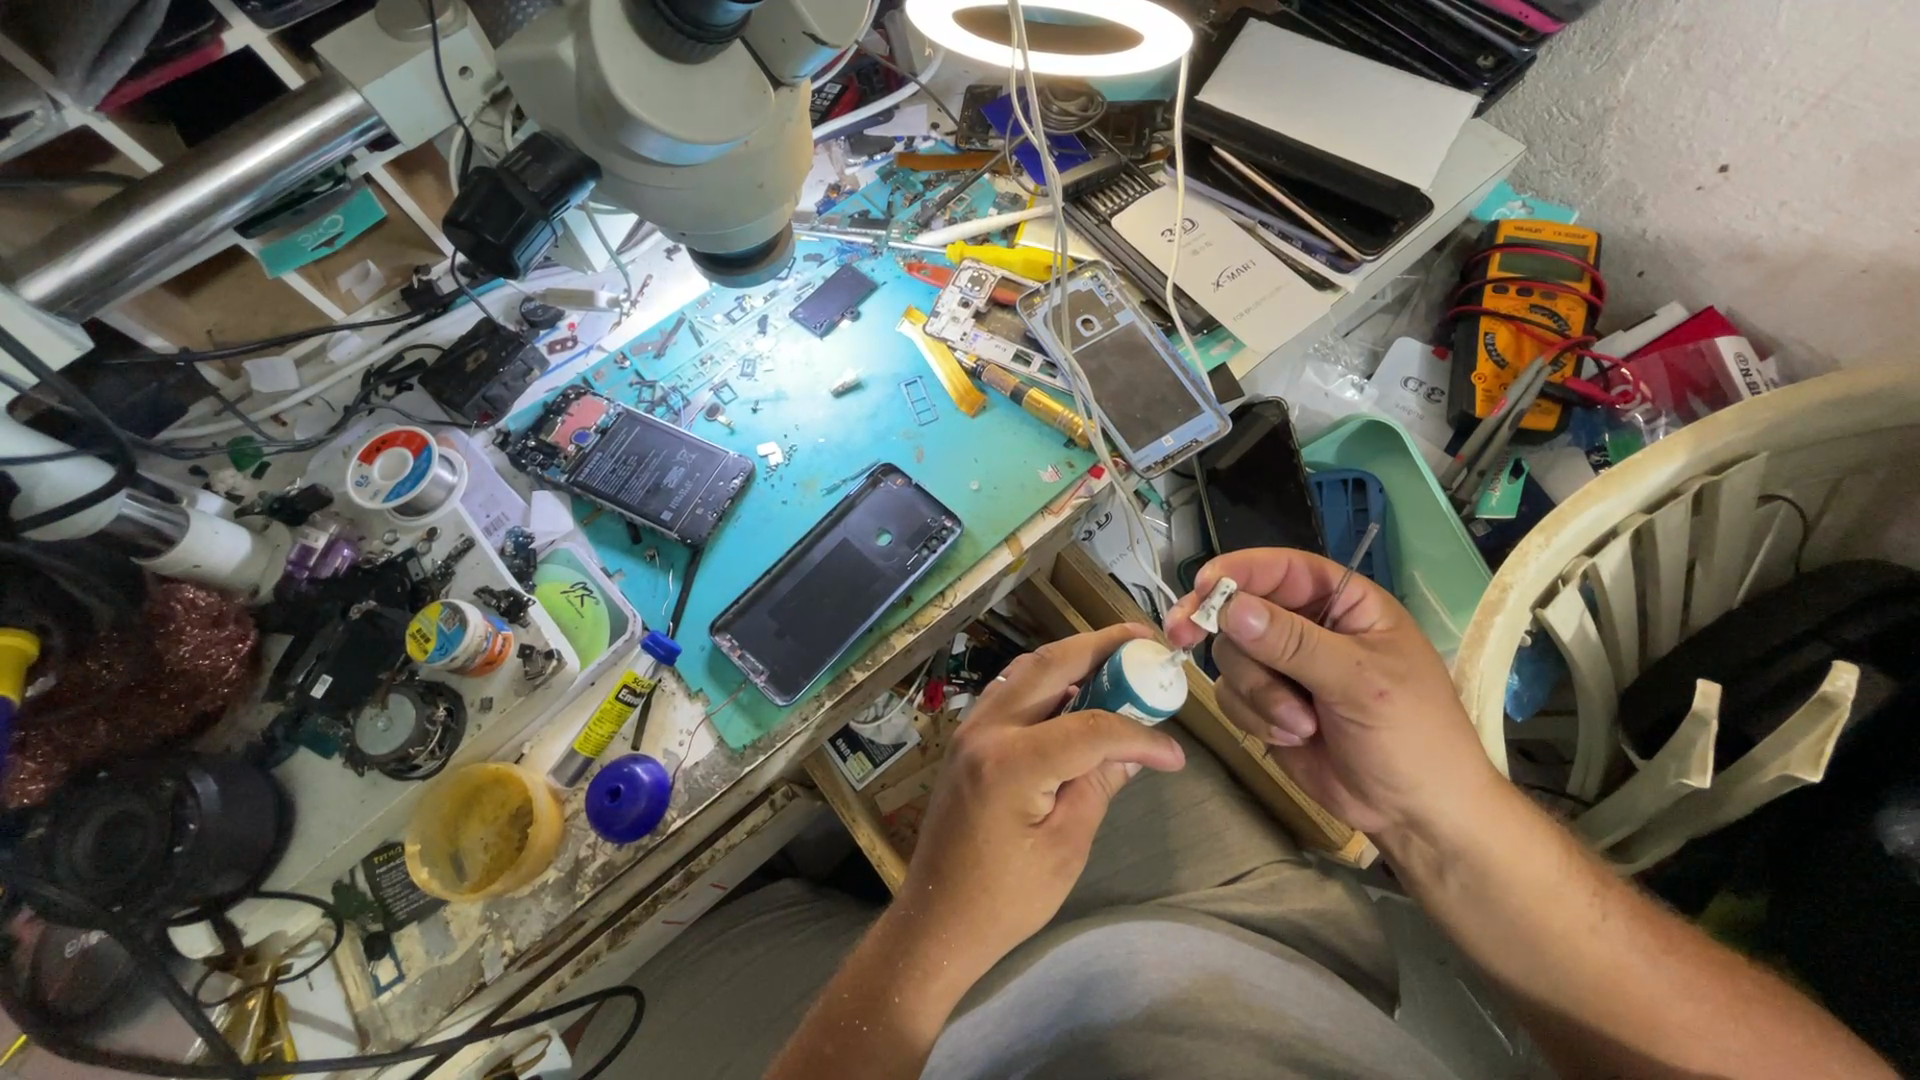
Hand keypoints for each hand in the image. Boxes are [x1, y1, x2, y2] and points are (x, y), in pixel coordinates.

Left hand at [893, 623, 1186, 974]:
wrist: (938, 919)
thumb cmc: (1005, 898)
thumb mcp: (1067, 847)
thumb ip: (1099, 785)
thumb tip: (1135, 749)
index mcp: (1011, 763)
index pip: (1090, 726)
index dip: (1138, 733)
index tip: (1173, 752)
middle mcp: (985, 730)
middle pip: (1050, 665)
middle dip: (1100, 647)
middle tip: (1143, 641)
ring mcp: (970, 730)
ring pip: (1025, 671)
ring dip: (1071, 659)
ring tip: (1115, 662)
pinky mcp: (967, 739)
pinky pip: (1010, 692)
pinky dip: (1046, 682)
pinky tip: (1074, 694)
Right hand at [1164, 549, 1498, 839]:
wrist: (1413, 812)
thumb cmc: (1412, 734)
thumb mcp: (1359, 681)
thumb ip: (1293, 642)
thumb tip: (1231, 607)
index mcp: (1343, 604)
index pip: (1281, 569)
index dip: (1239, 571)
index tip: (1201, 587)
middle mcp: (1307, 626)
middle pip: (1241, 611)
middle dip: (1229, 637)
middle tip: (1182, 637)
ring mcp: (1284, 667)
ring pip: (1231, 656)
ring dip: (1258, 693)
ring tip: (1302, 725)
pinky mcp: (1265, 704)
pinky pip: (1231, 694)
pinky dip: (1254, 717)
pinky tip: (1293, 737)